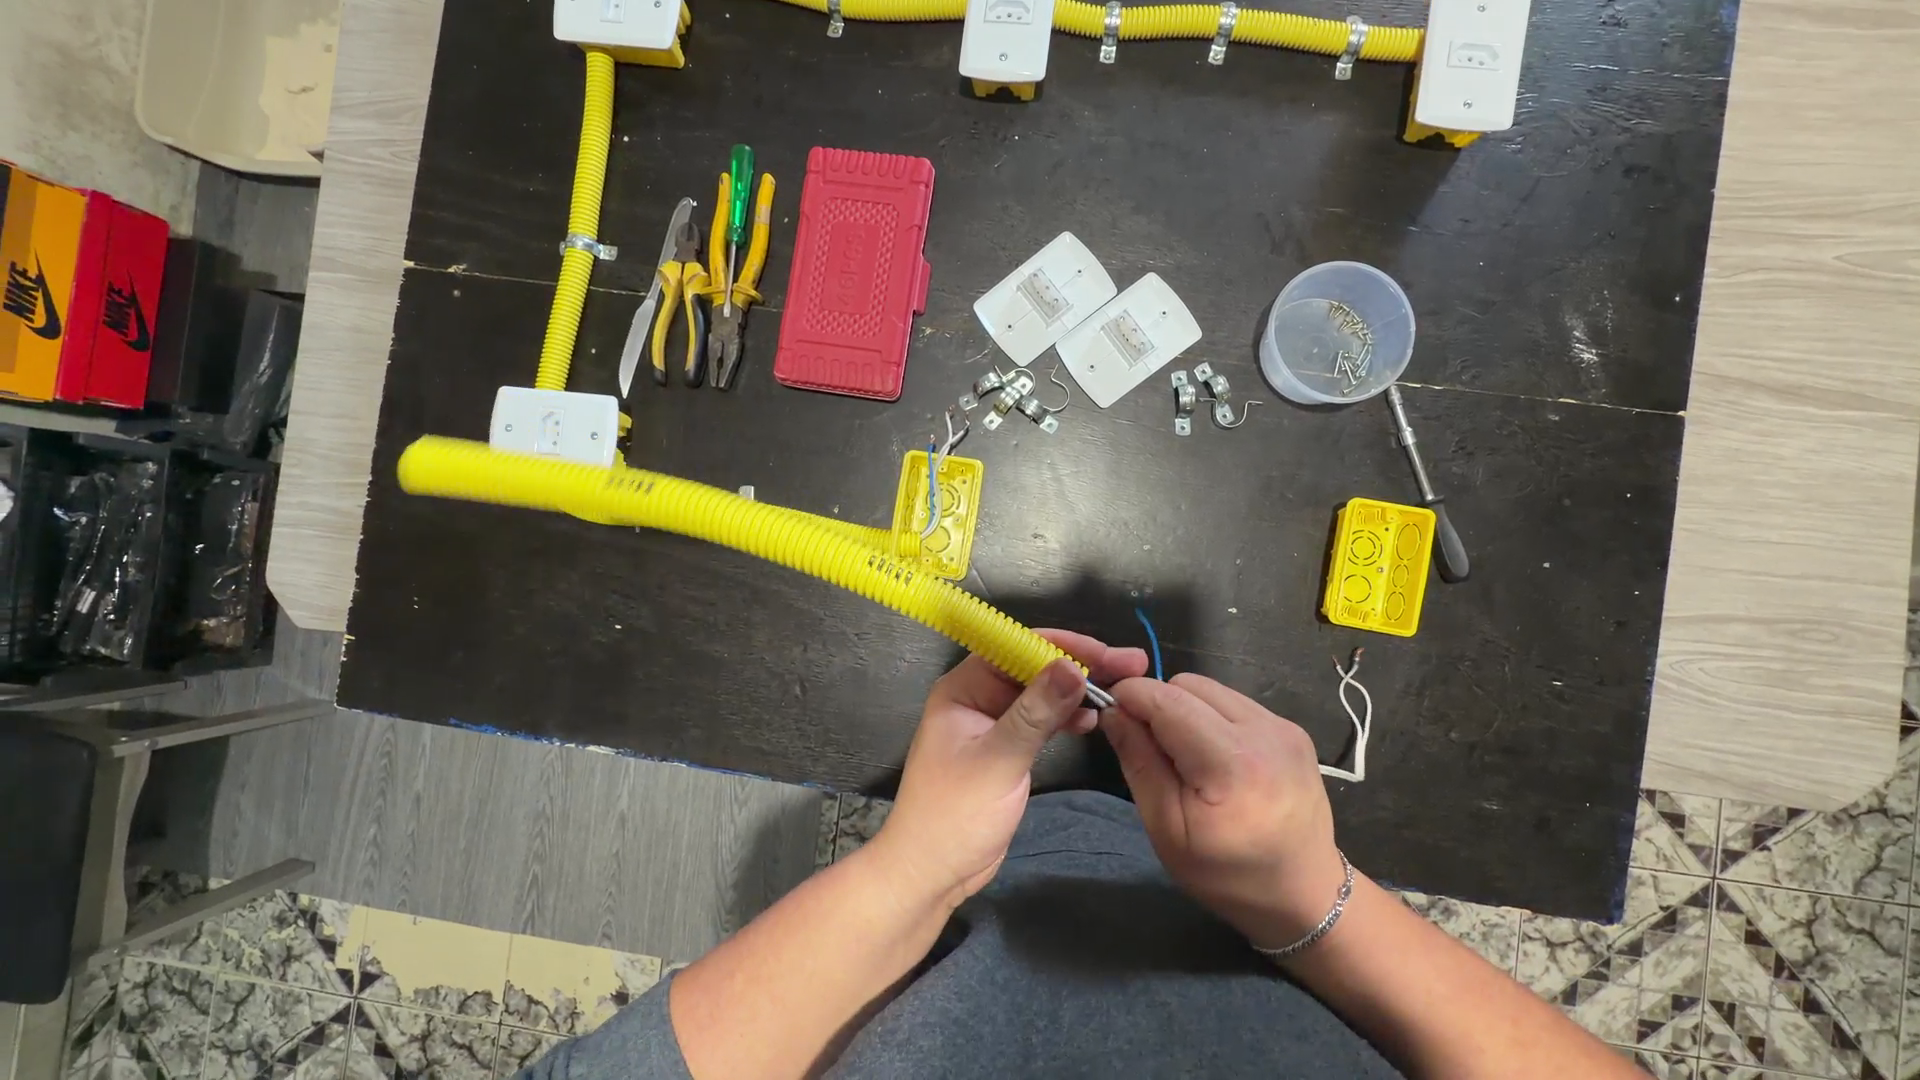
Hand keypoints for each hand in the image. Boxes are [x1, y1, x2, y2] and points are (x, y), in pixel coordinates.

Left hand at [872, 631, 1148, 907]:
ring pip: (1041, 694)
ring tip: (1122, 691)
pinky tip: (1094, 719)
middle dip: (1078, 665)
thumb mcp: (998, 759)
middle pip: (1032, 667)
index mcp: (963, 688)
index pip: (1016, 649)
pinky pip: (1041, 721)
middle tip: (1131, 664)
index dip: (1062, 646)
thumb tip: (1073, 668)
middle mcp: (977, 698)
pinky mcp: (1007, 749)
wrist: (932, 872)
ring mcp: (993, 724)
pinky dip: (1066, 717)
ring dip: (1077, 691)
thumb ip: (1036, 713)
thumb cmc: (955, 813)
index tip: (1106, 652)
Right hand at [1103, 674, 1345, 952]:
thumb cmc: (1227, 875)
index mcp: (1232, 764)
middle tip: (1148, 745)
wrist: (1306, 895)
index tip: (1110, 712)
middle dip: (1158, 704)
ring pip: (1210, 688)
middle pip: (1188, 685)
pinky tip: (1213, 756)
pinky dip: (1210, 717)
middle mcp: (1264, 733)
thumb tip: (1113, 712)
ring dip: (1184, 708)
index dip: (1131, 696)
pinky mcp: (1292, 729)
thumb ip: (1138, 762)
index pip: (1168, 701)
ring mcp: (1283, 727)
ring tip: (1183, 753)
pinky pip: (1233, 702)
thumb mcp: (1167, 829)